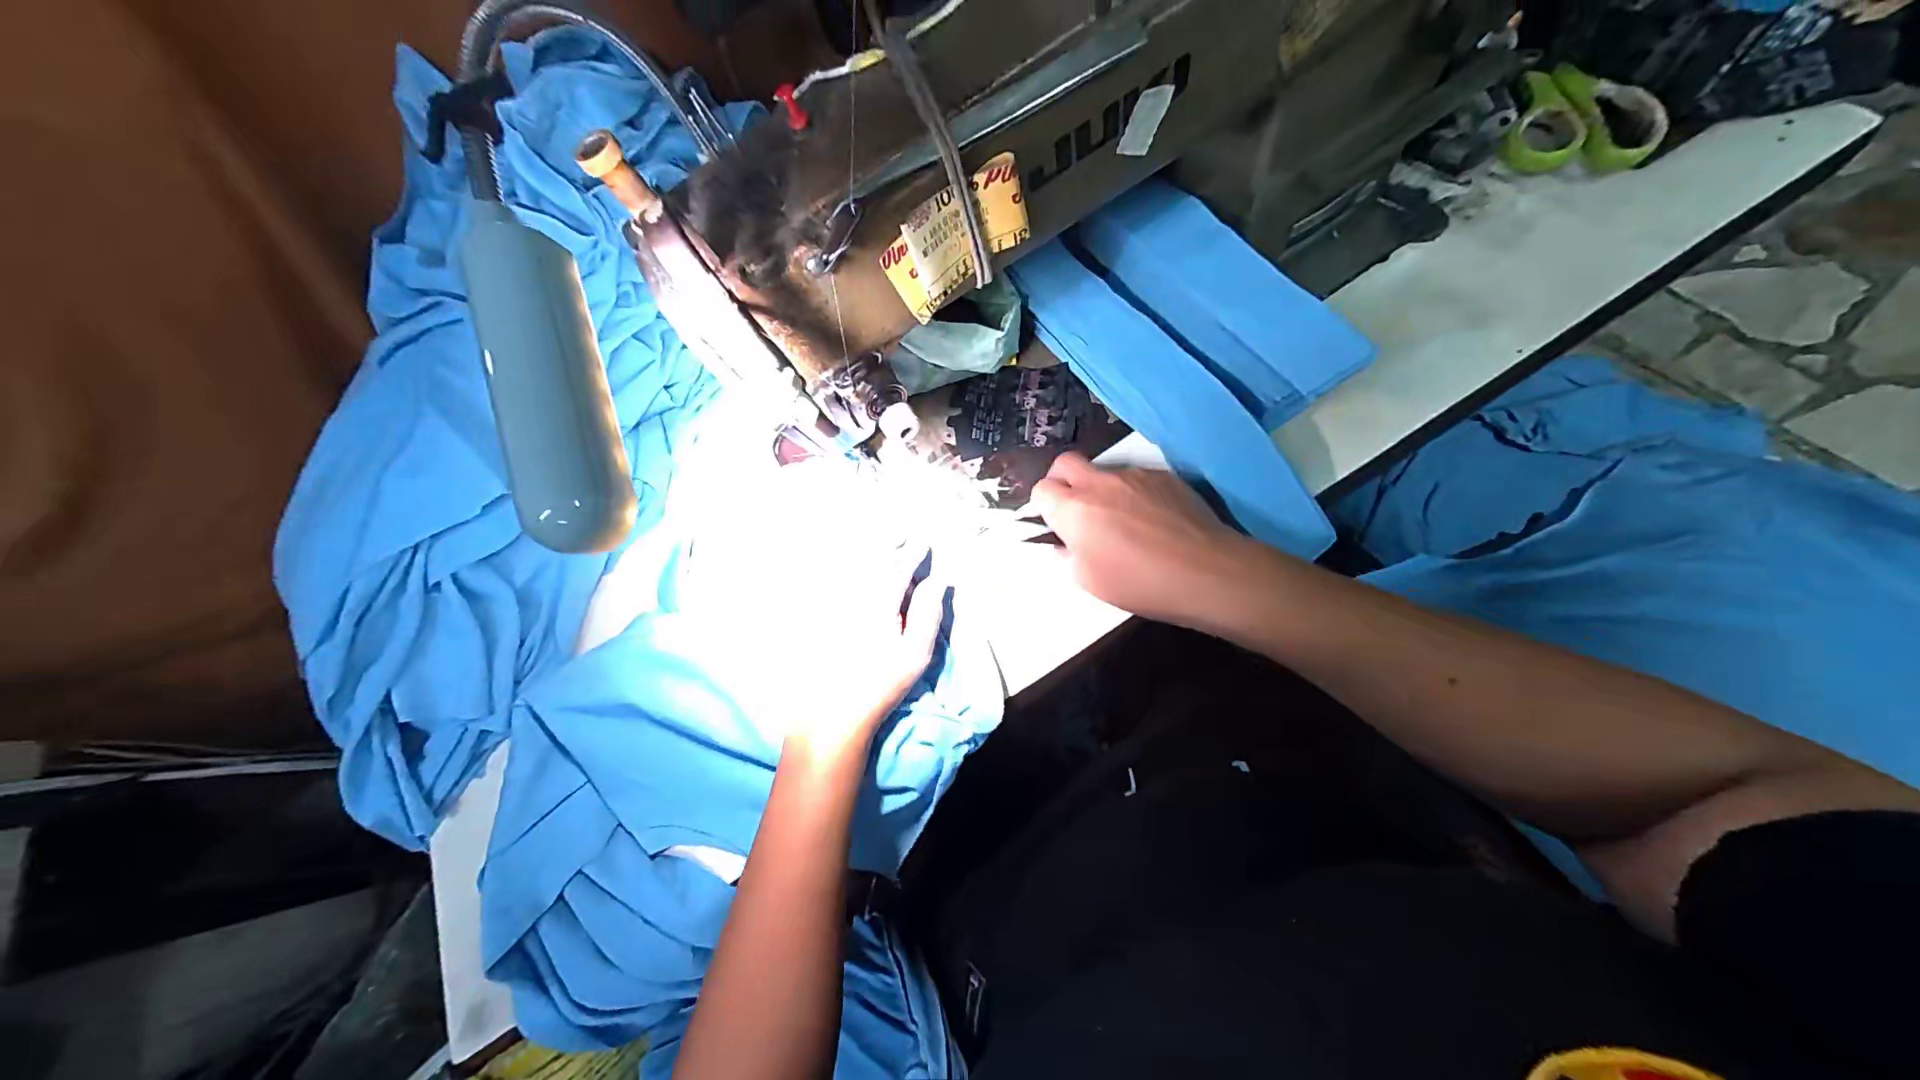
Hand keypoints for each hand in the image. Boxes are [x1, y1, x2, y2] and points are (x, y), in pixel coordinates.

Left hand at [794, 552, 947, 750]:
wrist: (831, 714)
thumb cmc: (881, 685)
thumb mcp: (915, 652)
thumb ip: (927, 612)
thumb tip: (938, 580)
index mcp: (878, 602)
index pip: (898, 567)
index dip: (913, 553)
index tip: (923, 543)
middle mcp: (851, 596)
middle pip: (871, 561)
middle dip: (888, 547)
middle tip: (901, 538)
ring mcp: (831, 605)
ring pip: (850, 569)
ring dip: (867, 555)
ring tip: (881, 547)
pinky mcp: (818, 618)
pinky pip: (832, 583)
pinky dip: (846, 571)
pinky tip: (853, 574)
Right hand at [1027, 452, 1261, 628]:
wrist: (1205, 571)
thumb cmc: (1138, 582)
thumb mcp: (1089, 580)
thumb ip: (1067, 556)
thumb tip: (1063, 544)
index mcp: (1073, 509)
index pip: (1041, 489)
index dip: (1043, 505)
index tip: (1054, 523)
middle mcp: (1099, 483)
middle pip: (1065, 463)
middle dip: (1061, 481)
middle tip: (1073, 508)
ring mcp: (1134, 475)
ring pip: (1103, 472)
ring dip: (1101, 490)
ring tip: (1122, 522)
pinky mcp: (1163, 476)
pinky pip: (1136, 479)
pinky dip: (1133, 494)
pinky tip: (1151, 521)